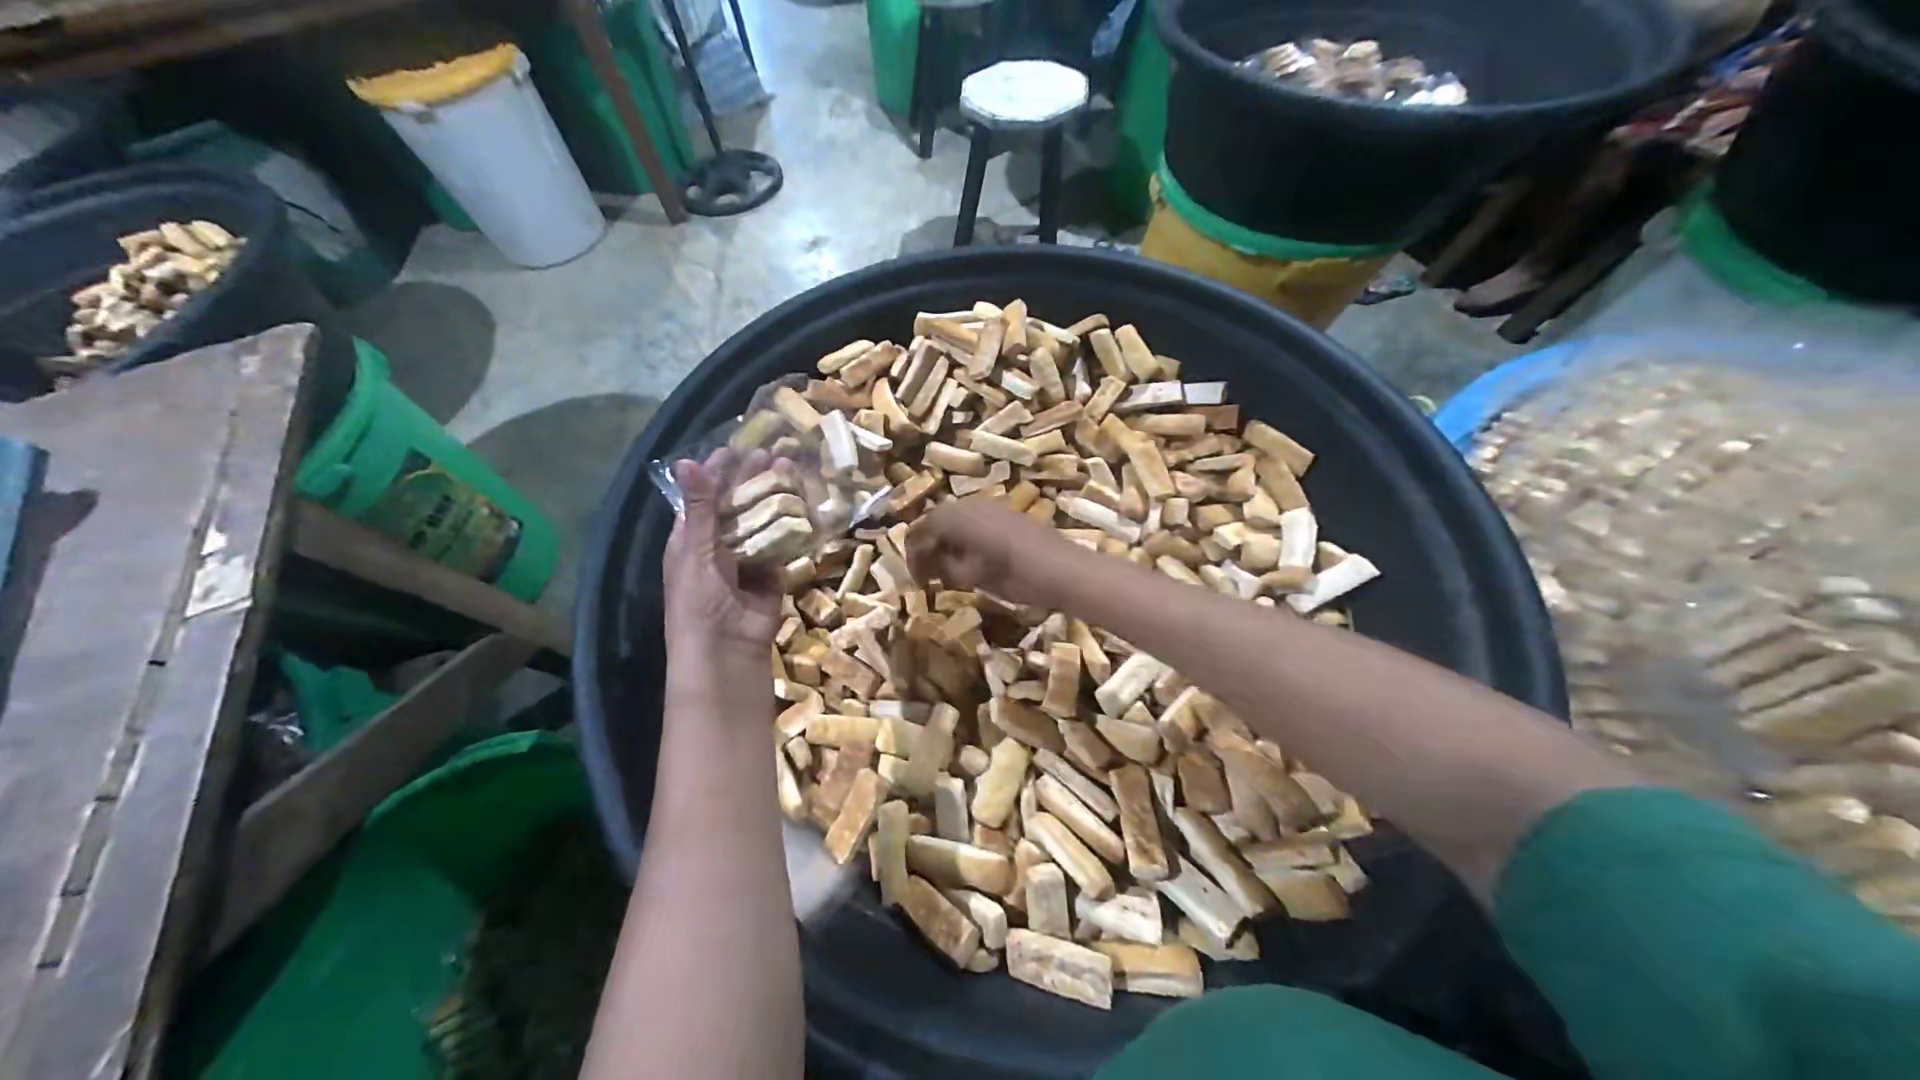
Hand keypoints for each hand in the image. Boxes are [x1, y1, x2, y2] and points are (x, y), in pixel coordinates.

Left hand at [663, 450, 783, 667]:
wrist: (726, 650)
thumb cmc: (699, 600)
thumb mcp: (695, 550)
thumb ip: (701, 507)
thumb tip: (687, 460)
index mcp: (691, 539)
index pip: (704, 497)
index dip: (717, 472)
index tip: (737, 446)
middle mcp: (718, 546)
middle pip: (736, 506)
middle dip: (751, 480)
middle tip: (773, 453)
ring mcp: (747, 561)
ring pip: (762, 523)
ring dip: (775, 499)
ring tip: (791, 470)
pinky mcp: (772, 575)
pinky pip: (782, 547)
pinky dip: (793, 529)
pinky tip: (805, 504)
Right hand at [906, 497, 1077, 605]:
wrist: (1063, 569)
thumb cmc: (1015, 576)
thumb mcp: (972, 577)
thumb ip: (945, 566)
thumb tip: (930, 564)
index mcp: (955, 518)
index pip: (919, 532)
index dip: (913, 556)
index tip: (917, 580)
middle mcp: (969, 504)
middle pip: (936, 520)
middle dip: (929, 546)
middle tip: (928, 573)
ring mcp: (990, 504)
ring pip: (956, 519)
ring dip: (947, 540)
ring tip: (949, 568)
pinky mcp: (1006, 511)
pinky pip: (974, 519)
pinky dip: (965, 536)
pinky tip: (973, 558)